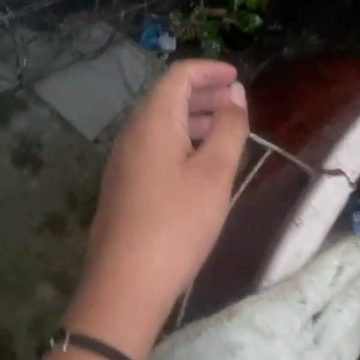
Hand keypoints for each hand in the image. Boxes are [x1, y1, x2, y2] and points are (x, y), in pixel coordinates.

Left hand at [62, 60, 248, 359]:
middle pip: (168, 96)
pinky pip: (153, 146)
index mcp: (153, 121)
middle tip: (236, 104)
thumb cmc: (176, 224)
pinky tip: (200, 166)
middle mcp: (132, 133)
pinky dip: (180, 140)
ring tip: (225, 133)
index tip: (237, 77)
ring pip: (160, 123)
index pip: (180, 75)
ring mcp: (123, 161)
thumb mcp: (214, 173)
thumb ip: (229, 128)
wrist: (123, 288)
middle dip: (204, 93)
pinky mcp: (122, 186)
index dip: (210, 70)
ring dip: (193, 118)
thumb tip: (235, 94)